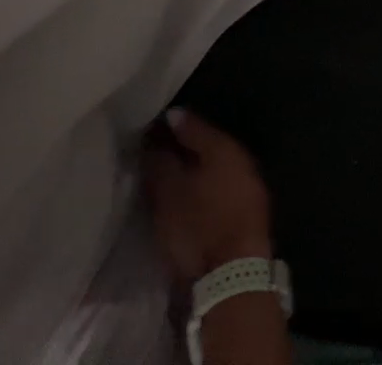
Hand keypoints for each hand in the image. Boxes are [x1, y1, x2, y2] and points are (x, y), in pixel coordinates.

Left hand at [143, 108, 273, 281]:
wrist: (231, 266)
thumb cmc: (231, 202)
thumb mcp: (224, 158)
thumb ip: (198, 135)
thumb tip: (172, 114)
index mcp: (163, 175)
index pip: (152, 147)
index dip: (157, 132)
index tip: (162, 119)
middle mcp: (153, 198)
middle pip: (150, 171)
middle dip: (159, 155)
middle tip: (170, 140)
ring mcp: (160, 225)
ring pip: (158, 192)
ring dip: (166, 178)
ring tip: (179, 166)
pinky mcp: (173, 245)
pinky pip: (169, 211)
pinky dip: (174, 199)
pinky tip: (186, 197)